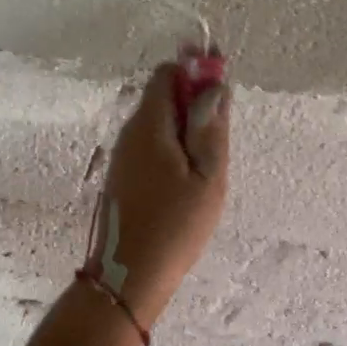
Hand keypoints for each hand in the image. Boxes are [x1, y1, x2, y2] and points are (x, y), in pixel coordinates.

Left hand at [83, 62, 229, 326]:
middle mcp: (130, 130)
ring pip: (158, 121)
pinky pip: (151, 143)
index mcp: (149, 123)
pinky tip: (188, 182)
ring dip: (185, 129)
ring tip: (207, 168)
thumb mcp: (208, 176)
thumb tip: (215, 86)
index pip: (167, 73)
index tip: (222, 87)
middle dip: (193, 103)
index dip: (195, 72)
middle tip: (220, 138)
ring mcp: (124, 152)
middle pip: (162, 95)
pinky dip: (172, 148)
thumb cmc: (176, 225)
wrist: (129, 274)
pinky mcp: (124, 173)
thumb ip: (211, 126)